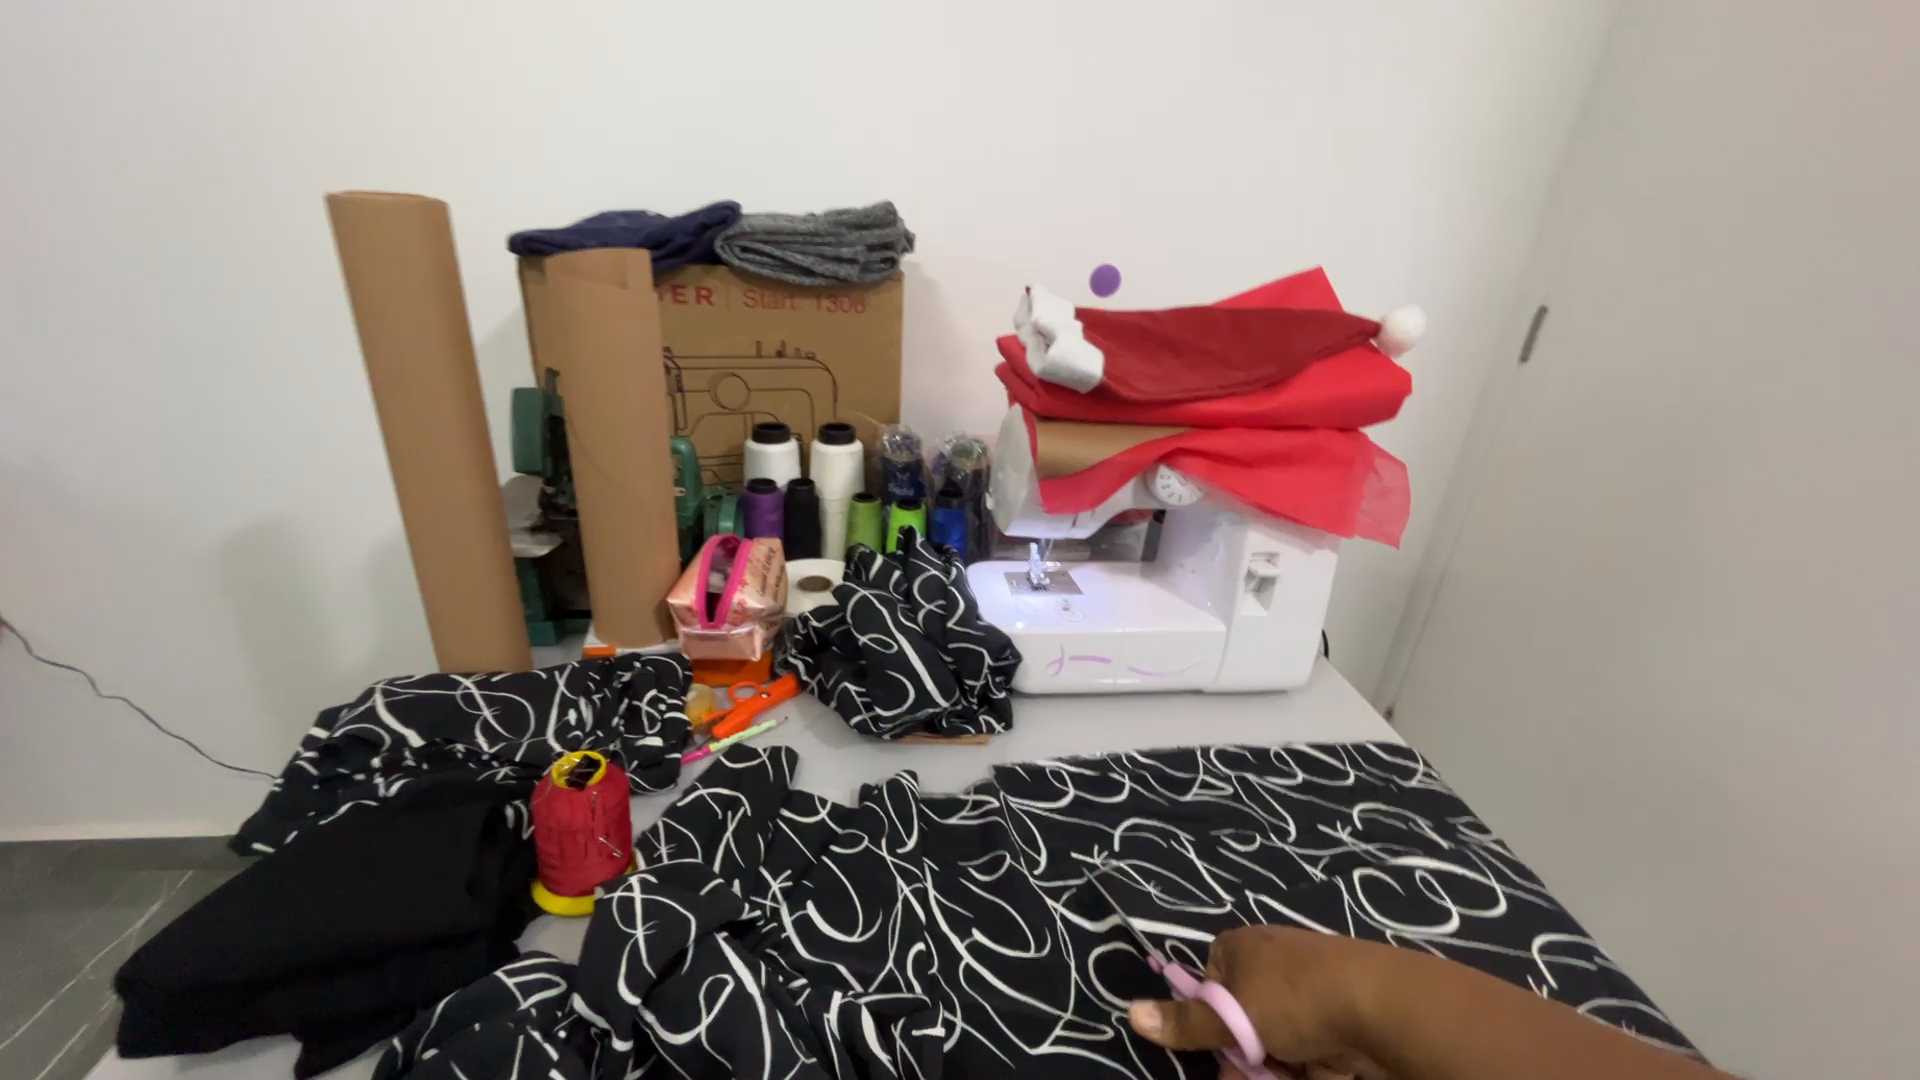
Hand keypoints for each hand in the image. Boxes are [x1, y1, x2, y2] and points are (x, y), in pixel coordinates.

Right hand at [1127, 925, 1390, 1078]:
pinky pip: (1310, 1057)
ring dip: (1281, 1073)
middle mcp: (1270, 966)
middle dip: (1250, 1061)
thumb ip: (1184, 1022)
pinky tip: (1326, 1074)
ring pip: (1277, 1048)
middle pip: (1243, 1026)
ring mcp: (1306, 994)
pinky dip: (1312, 1074)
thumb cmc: (1294, 998)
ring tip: (1299, 1076)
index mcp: (1238, 949)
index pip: (1209, 992)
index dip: (1215, 1029)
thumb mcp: (1231, 1013)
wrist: (1382, 1007)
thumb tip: (1129, 1012)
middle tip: (1262, 1076)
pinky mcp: (1337, 1023)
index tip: (1226, 1052)